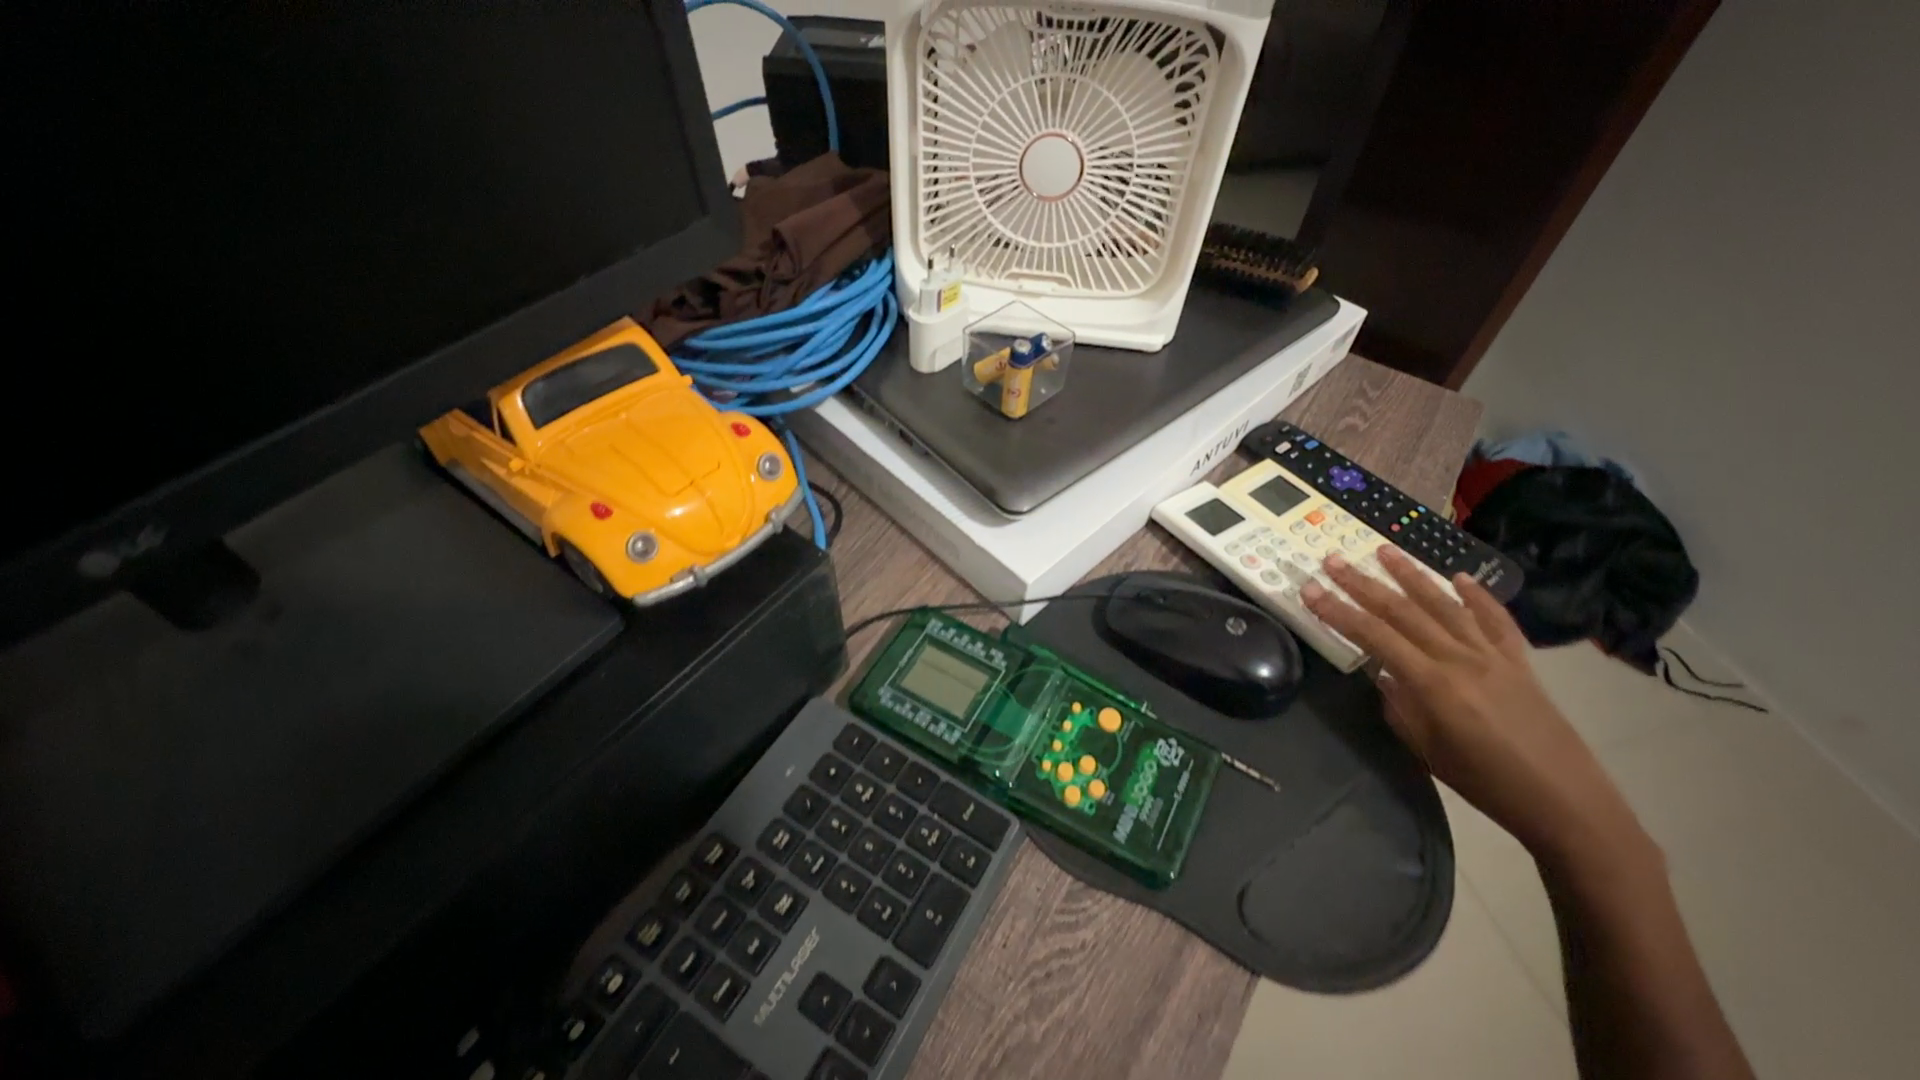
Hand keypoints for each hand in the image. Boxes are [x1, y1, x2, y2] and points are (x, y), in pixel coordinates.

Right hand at [1301, 548, 1649, 869]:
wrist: (1563, 799)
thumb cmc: (1486, 783)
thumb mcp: (1428, 751)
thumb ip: (1401, 707)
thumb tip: (1385, 675)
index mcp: (1433, 684)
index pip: (1374, 637)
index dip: (1338, 611)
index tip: (1310, 590)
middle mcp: (1461, 658)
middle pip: (1403, 611)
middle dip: (1363, 584)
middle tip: (1333, 561)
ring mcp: (1493, 655)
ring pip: (1445, 604)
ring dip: (1412, 574)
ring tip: (1384, 550)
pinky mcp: (1519, 661)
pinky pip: (1495, 620)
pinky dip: (1477, 596)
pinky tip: (1460, 577)